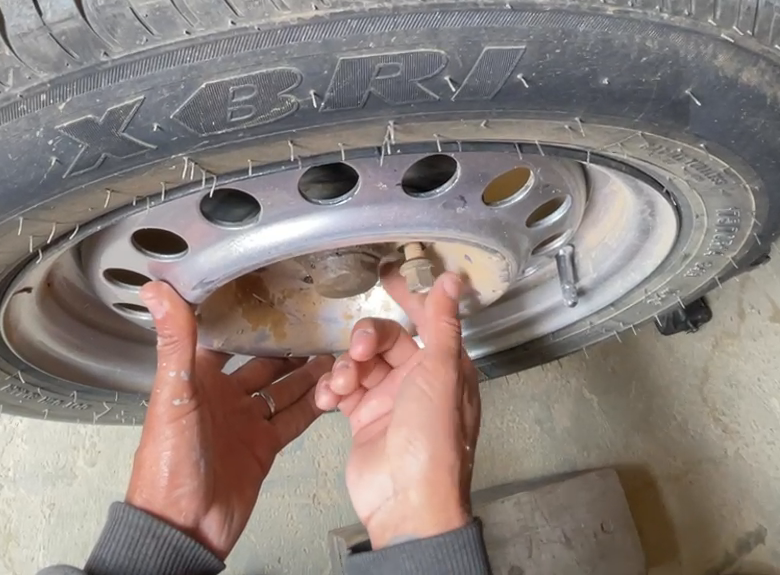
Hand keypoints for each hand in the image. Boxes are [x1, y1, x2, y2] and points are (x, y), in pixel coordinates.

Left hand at [126, 282, 333, 558]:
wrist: (182, 529)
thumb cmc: (166, 464)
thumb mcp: (173, 394)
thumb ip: (175, 341)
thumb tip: (157, 290)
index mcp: (198, 376)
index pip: (226, 336)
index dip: (247, 317)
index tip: (272, 291)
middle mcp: (223, 395)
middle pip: (262, 361)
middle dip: (286, 344)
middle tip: (315, 322)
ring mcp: (245, 421)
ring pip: (282, 387)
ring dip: (305, 372)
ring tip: (332, 350)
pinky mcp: (263, 447)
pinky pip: (292, 419)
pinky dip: (312, 404)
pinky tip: (331, 389)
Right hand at [314, 269, 480, 548]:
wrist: (405, 502)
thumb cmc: (432, 439)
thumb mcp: (441, 373)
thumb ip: (443, 323)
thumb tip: (452, 280)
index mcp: (444, 367)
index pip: (426, 319)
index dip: (409, 296)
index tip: (387, 276)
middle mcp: (417, 380)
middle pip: (385, 339)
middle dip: (366, 340)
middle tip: (358, 351)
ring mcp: (388, 400)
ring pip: (360, 363)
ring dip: (346, 368)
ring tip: (341, 386)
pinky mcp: (362, 420)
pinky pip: (341, 390)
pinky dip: (331, 390)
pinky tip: (327, 399)